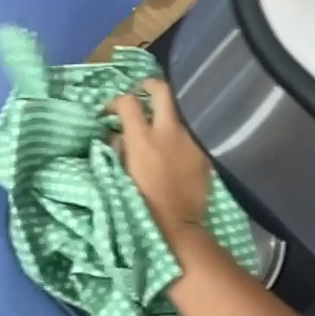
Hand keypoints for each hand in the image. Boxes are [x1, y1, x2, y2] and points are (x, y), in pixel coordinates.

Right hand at [110, 78, 213, 244]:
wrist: (178, 228)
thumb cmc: (141, 206)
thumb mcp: (119, 176)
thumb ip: (118, 149)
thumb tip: (117, 134)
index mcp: (143, 139)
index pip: (128, 102)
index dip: (116, 101)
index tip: (110, 111)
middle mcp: (169, 133)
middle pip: (162, 91)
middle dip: (149, 87)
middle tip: (141, 94)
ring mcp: (190, 142)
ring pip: (177, 116)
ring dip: (165, 119)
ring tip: (158, 134)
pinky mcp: (203, 155)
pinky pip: (188, 138)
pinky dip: (178, 141)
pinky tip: (173, 156)